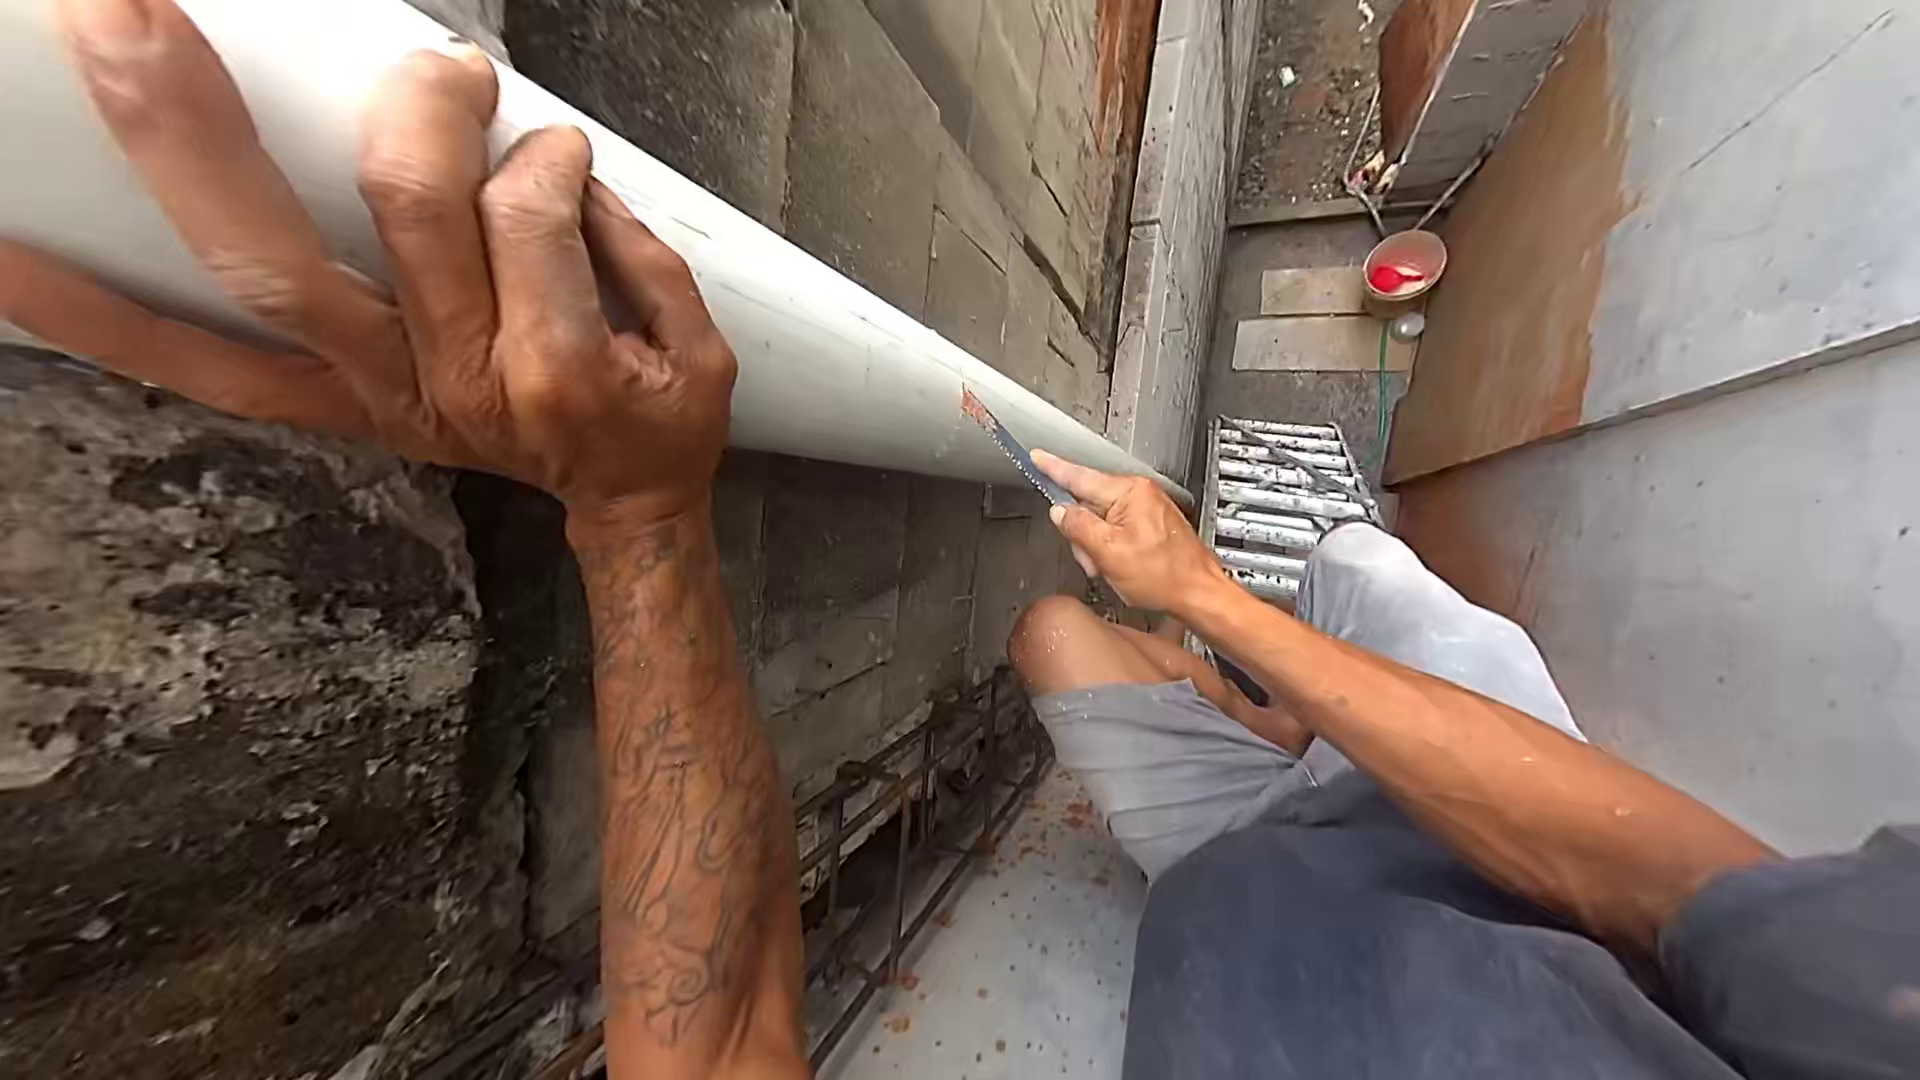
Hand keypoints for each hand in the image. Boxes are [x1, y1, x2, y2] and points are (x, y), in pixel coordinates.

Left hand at [0, 0, 735, 538]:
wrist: (630, 506)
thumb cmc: (672, 433)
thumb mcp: (702, 357)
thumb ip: (648, 265)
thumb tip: (573, 176)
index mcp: (566, 367)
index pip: (530, 224)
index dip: (545, 164)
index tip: (561, 146)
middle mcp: (469, 377)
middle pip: (407, 212)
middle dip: (419, 114)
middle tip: (440, 66)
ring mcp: (398, 395)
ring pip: (276, 270)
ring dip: (188, 141)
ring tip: (112, 15)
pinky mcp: (359, 412)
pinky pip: (223, 375)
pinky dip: (108, 321)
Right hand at [1032, 450, 1225, 612]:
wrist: (1198, 594)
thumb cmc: (1166, 575)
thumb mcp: (1108, 551)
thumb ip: (1077, 527)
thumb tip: (1059, 511)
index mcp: (1130, 492)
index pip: (1080, 476)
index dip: (1054, 468)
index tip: (1037, 458)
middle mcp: (1139, 495)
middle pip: (1087, 504)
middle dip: (1082, 535)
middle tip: (1093, 558)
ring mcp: (1145, 510)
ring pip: (1099, 522)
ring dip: (1096, 548)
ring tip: (1111, 567)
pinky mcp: (1148, 525)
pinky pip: (1114, 532)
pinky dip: (1109, 551)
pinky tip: (1120, 567)